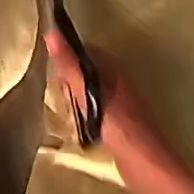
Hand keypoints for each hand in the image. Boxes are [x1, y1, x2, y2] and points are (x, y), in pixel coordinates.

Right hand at [44, 32, 167, 161]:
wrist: (142, 161)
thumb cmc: (114, 121)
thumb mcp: (85, 90)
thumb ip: (68, 64)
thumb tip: (51, 32)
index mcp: (113, 67)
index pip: (85, 50)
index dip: (68, 55)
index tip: (53, 67)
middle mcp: (118, 80)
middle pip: (87, 70)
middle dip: (71, 78)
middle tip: (59, 91)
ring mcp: (121, 101)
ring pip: (91, 90)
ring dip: (77, 97)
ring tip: (66, 108)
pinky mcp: (120, 121)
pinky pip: (95, 108)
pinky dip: (84, 112)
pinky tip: (77, 124)